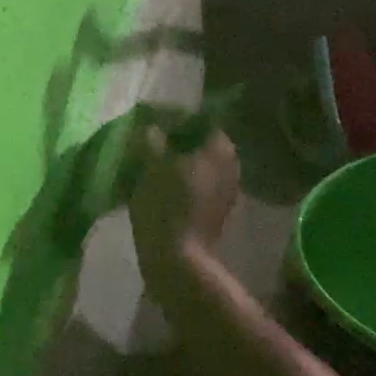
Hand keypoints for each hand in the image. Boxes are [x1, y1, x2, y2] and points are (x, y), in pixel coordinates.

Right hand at [126, 111, 238, 291]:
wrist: (177, 258)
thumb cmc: (165, 206)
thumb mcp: (152, 166)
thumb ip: (152, 140)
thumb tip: (151, 127)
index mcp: (219, 148)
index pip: (199, 119)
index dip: (173, 117)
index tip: (148, 120)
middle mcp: (229, 164)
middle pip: (199, 142)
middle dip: (174, 140)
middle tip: (145, 141)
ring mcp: (225, 189)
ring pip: (197, 164)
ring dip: (175, 161)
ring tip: (148, 163)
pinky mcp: (215, 209)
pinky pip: (196, 183)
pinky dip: (178, 180)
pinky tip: (158, 185)